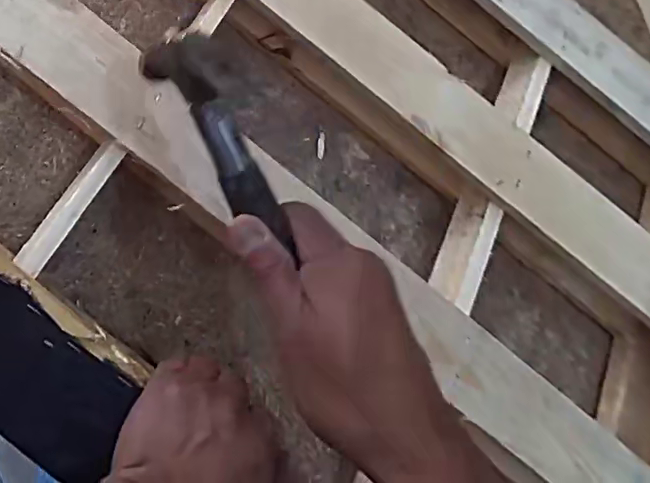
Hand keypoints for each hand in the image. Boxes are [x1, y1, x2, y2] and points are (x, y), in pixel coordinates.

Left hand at [108, 356, 275, 482]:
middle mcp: (232, 403)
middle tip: (210, 419)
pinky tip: (169, 393)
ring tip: (189, 402)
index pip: (262, 418)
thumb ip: (261, 455)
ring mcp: (198, 388)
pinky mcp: (167, 381)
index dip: (247, 425)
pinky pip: (175, 365)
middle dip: (225, 399)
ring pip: (206, 367)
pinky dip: (174, 376)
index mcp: (259, 437)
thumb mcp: (249, 481)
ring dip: (200, 382)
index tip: (236, 434)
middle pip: (235, 385)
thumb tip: (265, 445)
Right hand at [227, 204, 494, 482]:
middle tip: (280, 312)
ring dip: (309, 286)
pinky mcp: (388, 306)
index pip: (297, 212)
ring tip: (303, 335)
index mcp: (339, 256)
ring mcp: (380, 283)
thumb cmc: (340, 383)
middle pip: (314, 239)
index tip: (257, 263)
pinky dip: (330, 302)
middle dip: (290, 265)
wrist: (407, 437)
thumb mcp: (291, 327)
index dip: (270, 227)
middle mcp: (364, 258)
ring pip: (329, 265)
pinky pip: (348, 285)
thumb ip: (269, 269)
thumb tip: (242, 219)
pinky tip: (328, 344)